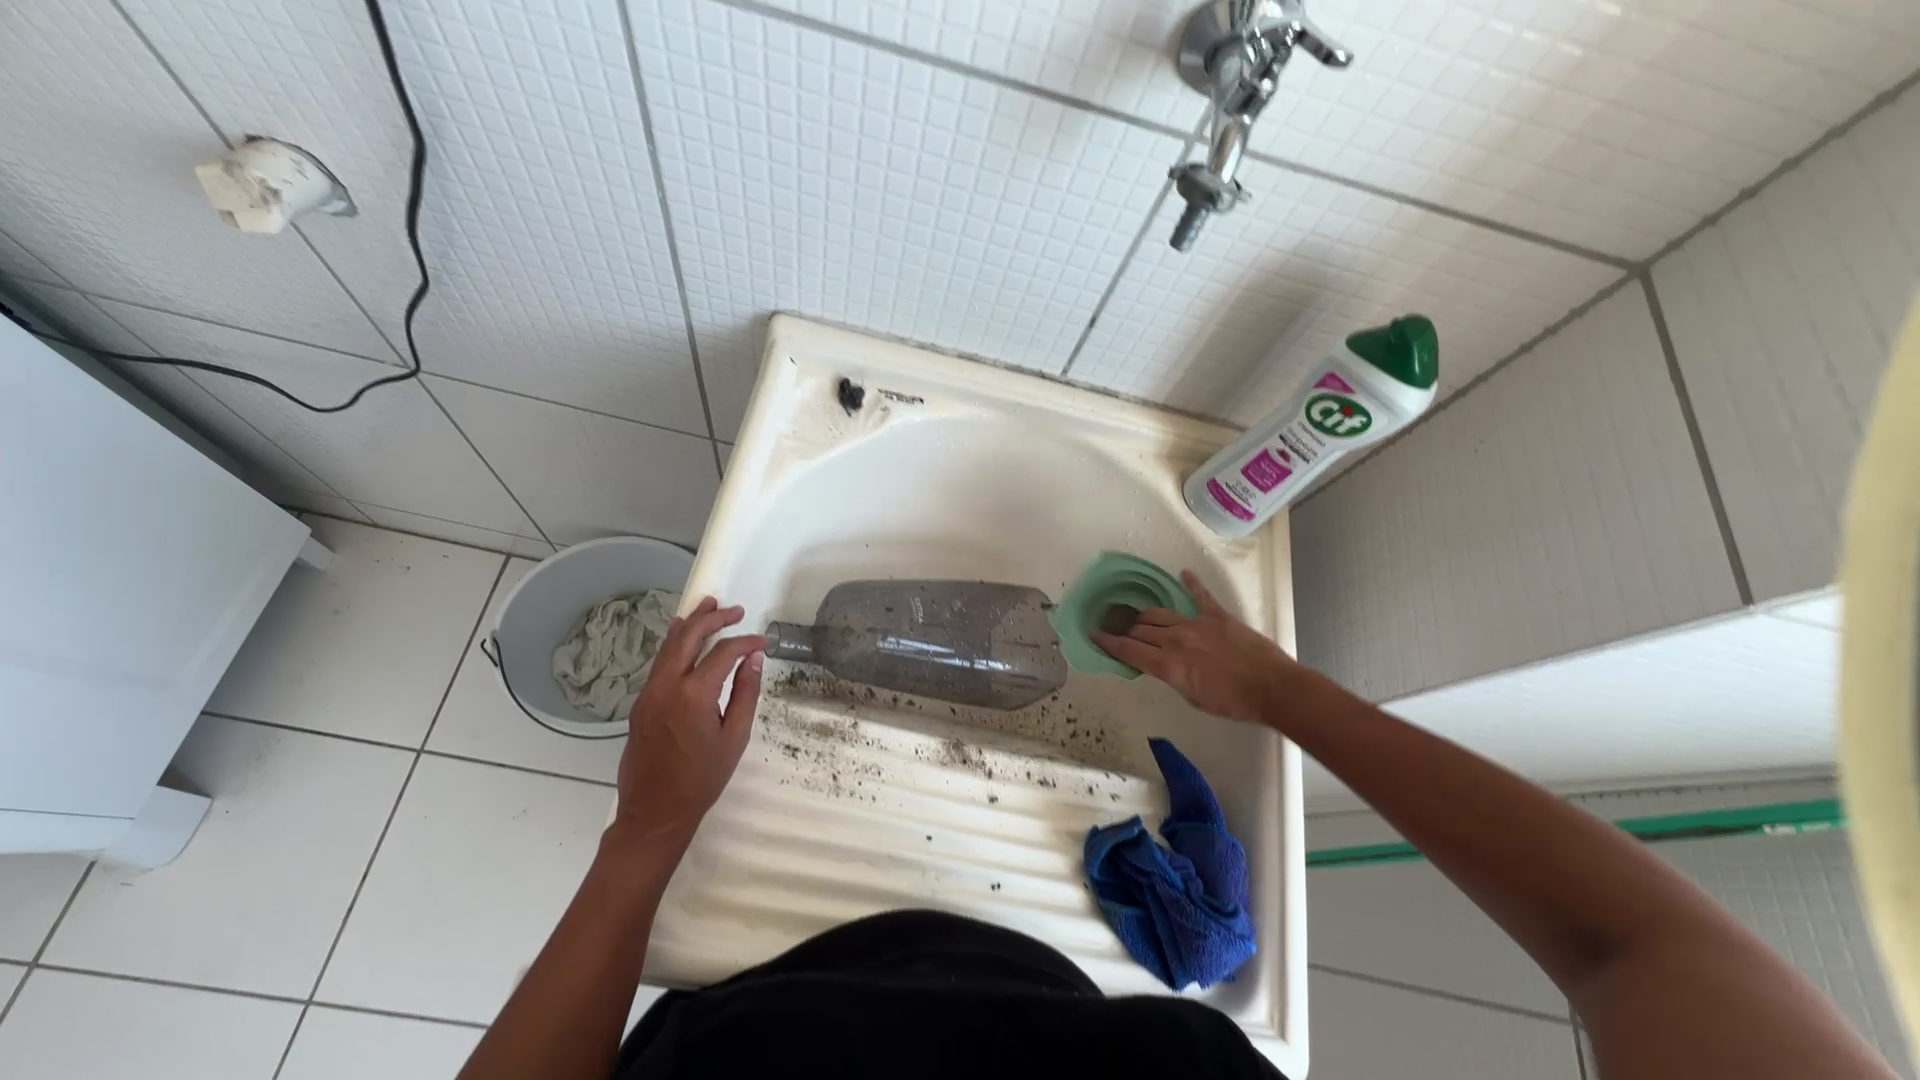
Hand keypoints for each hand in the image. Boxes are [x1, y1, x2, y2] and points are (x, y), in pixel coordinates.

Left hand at [611, 596, 766, 846]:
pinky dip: (673, 644)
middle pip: (690, 637)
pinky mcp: (641, 703)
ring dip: (690, 624)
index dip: (746, 642)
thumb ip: (746, 694)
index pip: (724, 653)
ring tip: (707, 606)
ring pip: (669, 646)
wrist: (654, 811)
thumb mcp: (735, 738)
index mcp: (695, 695)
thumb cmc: (702, 780)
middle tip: (734, 610)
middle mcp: (668, 686)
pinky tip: (681, 635)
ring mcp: (649, 693)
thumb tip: (754, 659)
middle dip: (713, 618)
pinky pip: (659, 663)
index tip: (764, 642)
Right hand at [1090, 570, 1302, 726]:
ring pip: (1159, 614)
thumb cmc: (1234, 703)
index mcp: (1168, 665)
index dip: (1107, 642)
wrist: (1273, 688)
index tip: (1094, 635)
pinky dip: (1191, 583)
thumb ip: (1173, 678)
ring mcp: (1197, 624)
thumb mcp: (1194, 699)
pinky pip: (1200, 595)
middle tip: (1123, 634)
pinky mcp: (1218, 615)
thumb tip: (1164, 665)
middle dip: (1127, 632)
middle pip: (1140, 629)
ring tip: (1143, 619)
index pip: (1128, 650)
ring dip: (1147, 617)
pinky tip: (1184, 574)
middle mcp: (1176, 640)